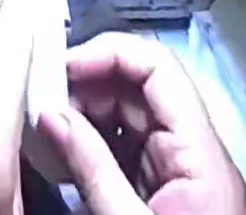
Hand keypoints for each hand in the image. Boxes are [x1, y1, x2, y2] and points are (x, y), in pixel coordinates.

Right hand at [37, 33, 245, 214]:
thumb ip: (90, 166)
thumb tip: (49, 111)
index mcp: (201, 150)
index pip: (158, 68)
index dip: (110, 54)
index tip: (62, 68)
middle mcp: (195, 149)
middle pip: (144, 87)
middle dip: (92, 83)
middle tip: (45, 99)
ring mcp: (181, 171)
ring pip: (133, 116)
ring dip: (90, 112)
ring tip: (47, 124)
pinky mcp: (168, 192)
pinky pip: (130, 148)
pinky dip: (97, 143)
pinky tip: (65, 152)